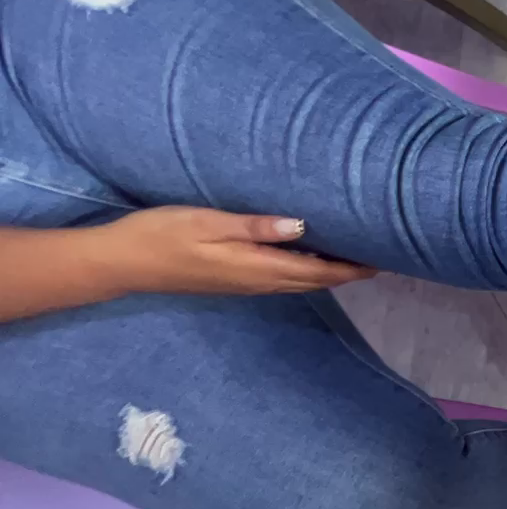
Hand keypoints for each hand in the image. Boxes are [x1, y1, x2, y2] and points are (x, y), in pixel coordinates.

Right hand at [97, 206, 374, 295]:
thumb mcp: (208, 223)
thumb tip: (302, 225)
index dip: (356, 268)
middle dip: (352, 271)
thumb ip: (256, 226)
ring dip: (333, 273)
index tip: (384, 260)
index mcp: (264, 268)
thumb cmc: (160, 236)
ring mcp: (253, 285)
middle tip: (379, 255)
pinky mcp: (240, 283)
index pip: (324, 271)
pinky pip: (288, 280)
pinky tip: (313, 257)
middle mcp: (266, 282)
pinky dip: (310, 272)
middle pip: (321, 280)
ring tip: (355, 256)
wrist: (118, 263)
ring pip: (306, 282)